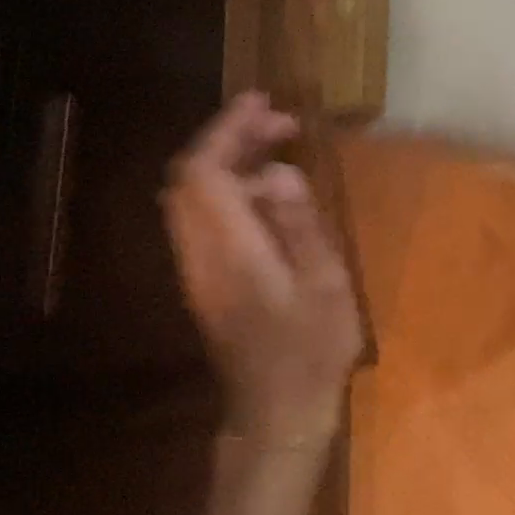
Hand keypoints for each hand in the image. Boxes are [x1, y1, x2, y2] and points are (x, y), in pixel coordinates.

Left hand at [162, 92, 361, 443]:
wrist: (277, 411)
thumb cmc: (312, 348)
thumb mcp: (324, 284)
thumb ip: (300, 225)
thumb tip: (278, 173)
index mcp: (230, 249)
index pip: (204, 172)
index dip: (227, 130)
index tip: (264, 103)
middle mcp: (200, 253)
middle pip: (190, 179)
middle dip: (228, 139)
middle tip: (281, 122)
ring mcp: (197, 269)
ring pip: (192, 198)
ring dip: (227, 162)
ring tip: (278, 147)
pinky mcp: (206, 282)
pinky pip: (203, 219)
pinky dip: (228, 189)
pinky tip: (267, 192)